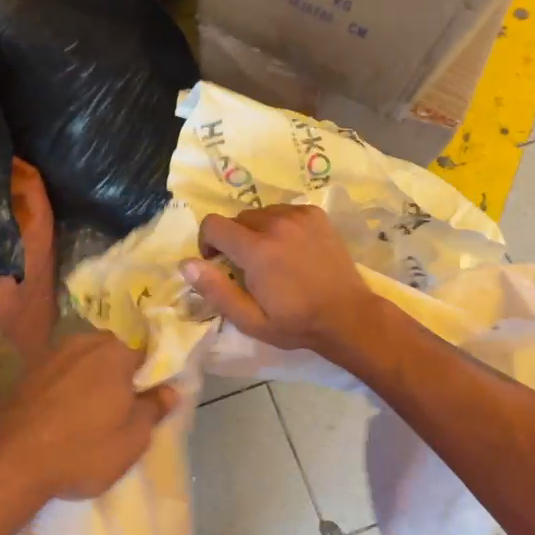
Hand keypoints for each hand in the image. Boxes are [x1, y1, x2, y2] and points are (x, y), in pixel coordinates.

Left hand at [0, 333, 176, 508]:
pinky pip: (60, 374)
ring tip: (88, 418)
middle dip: (118, 378)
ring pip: (84, 363)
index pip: (145, 357)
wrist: (12, 460)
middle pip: (113, 356)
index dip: (148, 382)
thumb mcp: (132, 440)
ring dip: (90, 382)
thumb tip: (171, 389)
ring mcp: (52, 353)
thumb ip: (154, 409)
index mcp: (115, 352)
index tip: (146, 405)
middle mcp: (84, 341)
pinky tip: (61, 416)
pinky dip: (65, 389)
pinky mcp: (28, 369)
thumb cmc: (83, 450)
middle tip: (118, 414)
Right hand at [181, 206, 385, 356]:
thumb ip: (216, 289)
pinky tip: (292, 249)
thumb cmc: (295, 323)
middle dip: (234, 239)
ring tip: (272, 257)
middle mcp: (275, 224)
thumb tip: (186, 263)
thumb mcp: (250, 320)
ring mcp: (298, 216)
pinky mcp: (315, 214)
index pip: (213, 224)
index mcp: (256, 250)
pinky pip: (284, 211)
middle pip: (237, 219)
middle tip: (249, 267)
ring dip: (257, 231)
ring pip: (260, 213)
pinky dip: (280, 225)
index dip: (207, 242)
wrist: (348, 317)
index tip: (217, 262)